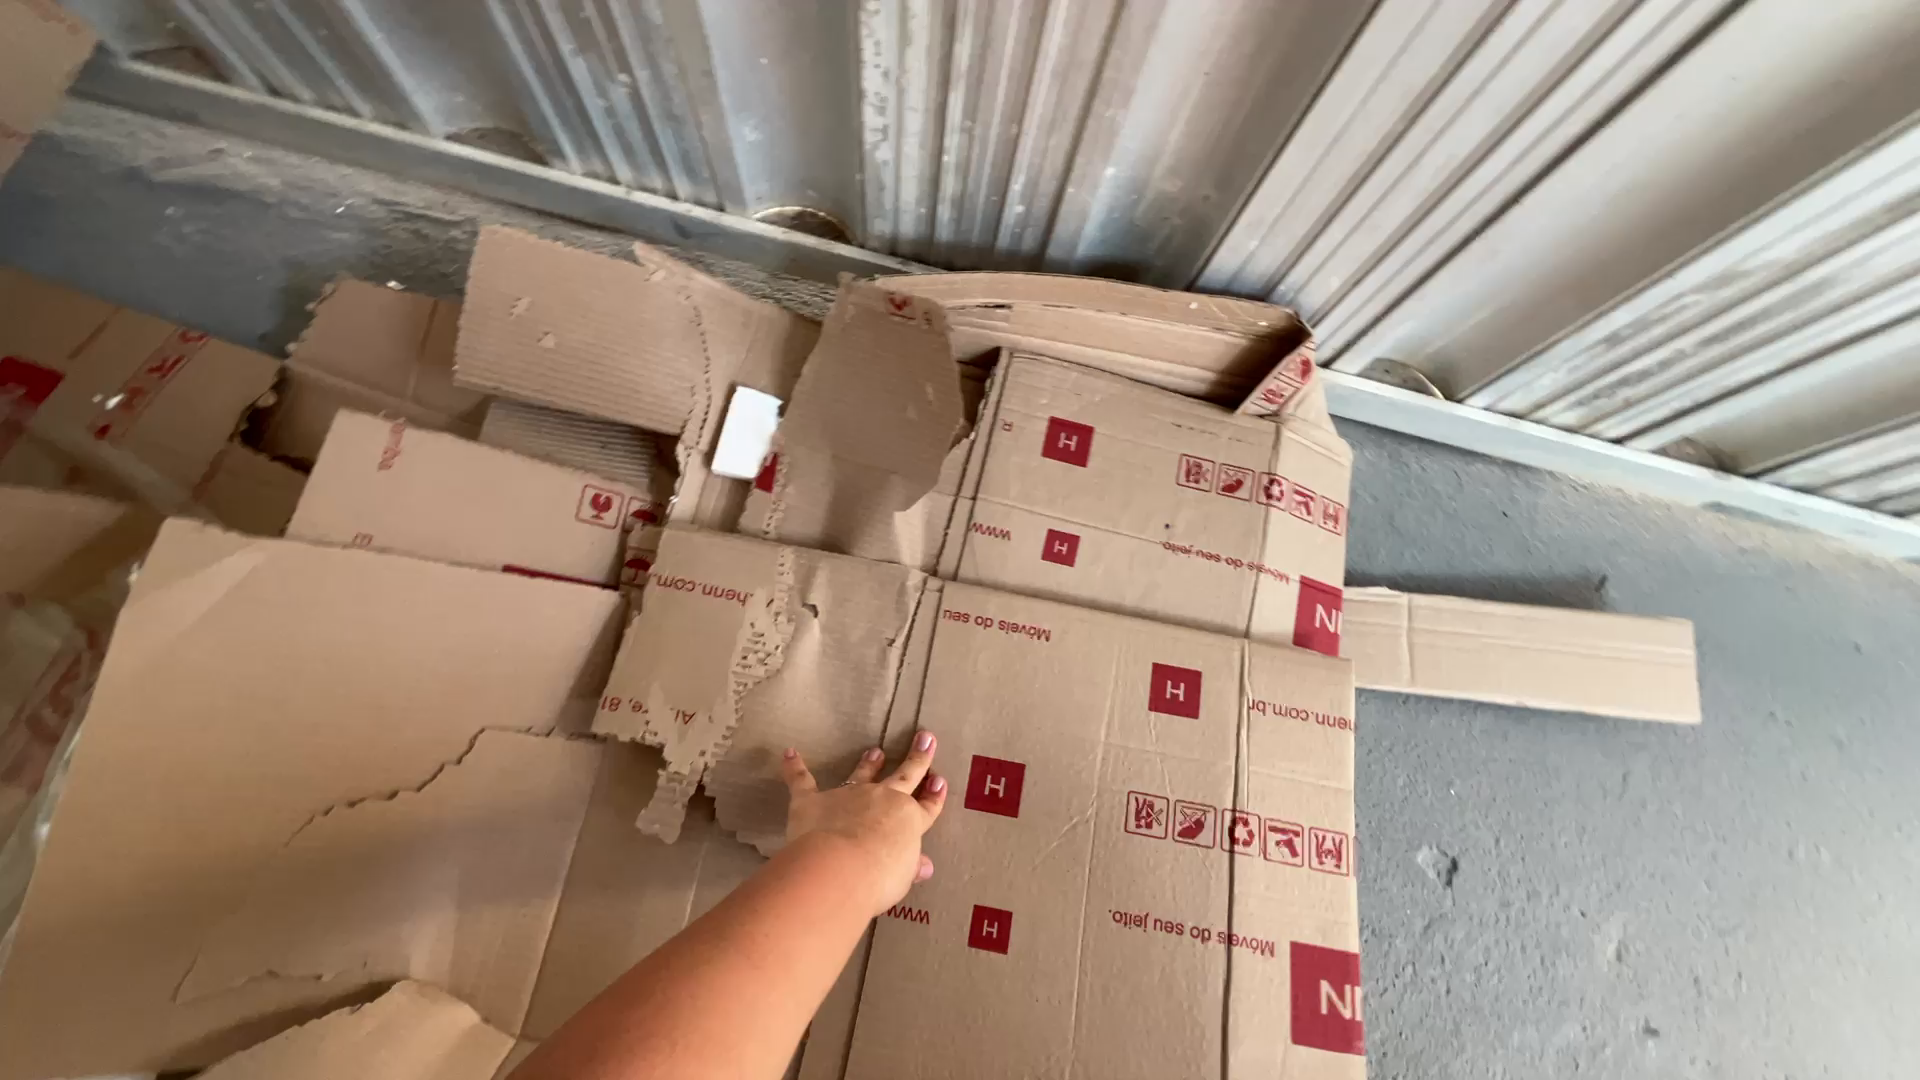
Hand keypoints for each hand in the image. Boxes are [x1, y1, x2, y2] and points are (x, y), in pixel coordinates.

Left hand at [780, 730, 946, 915]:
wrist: (841, 867)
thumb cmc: (880, 878)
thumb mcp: (903, 876)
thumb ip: (911, 866)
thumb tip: (925, 866)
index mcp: (908, 820)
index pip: (927, 806)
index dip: (934, 795)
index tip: (939, 780)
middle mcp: (883, 800)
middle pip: (905, 775)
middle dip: (918, 757)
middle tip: (925, 737)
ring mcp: (849, 796)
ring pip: (862, 775)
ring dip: (869, 764)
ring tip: (874, 751)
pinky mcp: (814, 800)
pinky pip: (802, 780)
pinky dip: (795, 767)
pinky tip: (789, 754)